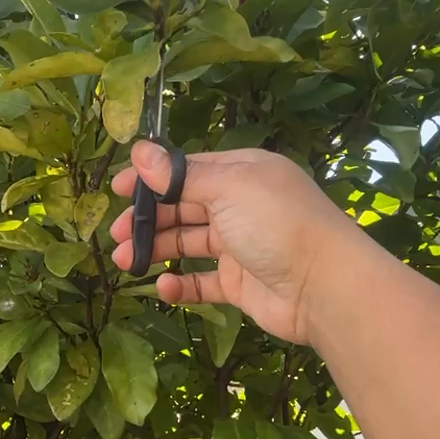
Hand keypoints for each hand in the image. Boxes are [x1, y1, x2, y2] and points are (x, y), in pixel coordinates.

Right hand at [110, 141, 367, 344]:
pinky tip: (163, 287)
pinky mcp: (238, 283)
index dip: (151, 181)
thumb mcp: (228, 188)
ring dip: (155, 250)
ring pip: (186, 244)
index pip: (187, 172)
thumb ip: (180, 176)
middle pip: (182, 209)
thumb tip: (139, 151)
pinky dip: (180, 285)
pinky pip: (201, 281)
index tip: (117, 190)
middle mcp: (240, 206)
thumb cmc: (277, 225)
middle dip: (147, 220)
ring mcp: (239, 246)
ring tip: (126, 262)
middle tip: (116, 235)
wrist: (323, 287)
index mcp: (242, 174)